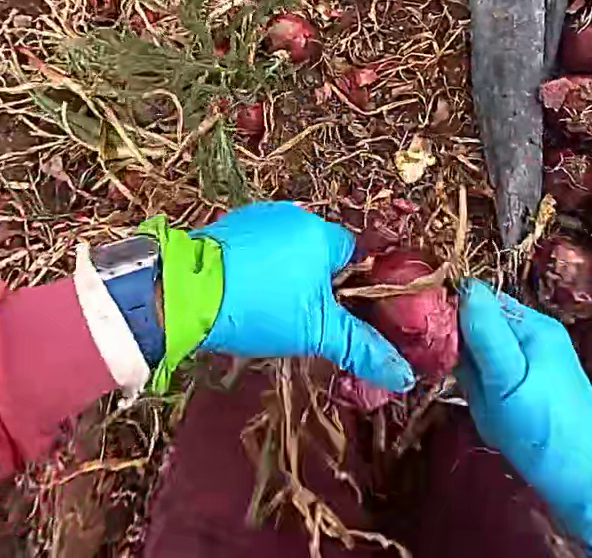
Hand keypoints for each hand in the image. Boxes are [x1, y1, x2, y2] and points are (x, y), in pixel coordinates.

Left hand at [196, 203, 414, 391]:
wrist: (187, 291)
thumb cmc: (261, 306)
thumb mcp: (316, 331)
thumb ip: (361, 348)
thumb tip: (404, 376)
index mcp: (322, 234)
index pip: (353, 256)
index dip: (349, 287)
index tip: (336, 313)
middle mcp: (296, 216)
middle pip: (322, 252)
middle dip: (317, 283)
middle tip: (304, 317)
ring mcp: (262, 216)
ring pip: (290, 249)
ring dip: (289, 273)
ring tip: (271, 307)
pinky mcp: (234, 224)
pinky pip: (262, 245)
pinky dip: (261, 264)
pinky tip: (248, 290)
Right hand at [455, 281, 591, 557]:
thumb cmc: (547, 436)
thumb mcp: (508, 382)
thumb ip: (485, 333)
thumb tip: (464, 285)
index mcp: (532, 324)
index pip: (478, 297)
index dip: (454, 316)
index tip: (443, 348)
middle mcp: (536, 333)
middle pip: (480, 322)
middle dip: (464, 351)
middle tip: (471, 387)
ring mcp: (538, 358)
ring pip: (485, 350)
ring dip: (475, 375)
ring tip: (486, 405)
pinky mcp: (537, 383)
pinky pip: (497, 373)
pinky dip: (488, 390)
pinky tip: (497, 414)